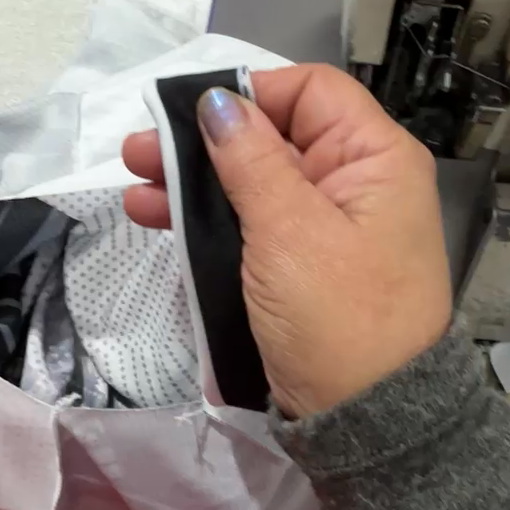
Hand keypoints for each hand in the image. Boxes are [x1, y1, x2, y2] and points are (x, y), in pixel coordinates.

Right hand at [122, 65, 451, 416]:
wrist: (365, 417)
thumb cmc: (335, 313)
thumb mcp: (289, 229)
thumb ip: (249, 158)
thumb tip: (218, 101)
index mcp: (374, 158)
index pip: (312, 92)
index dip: (252, 93)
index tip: (193, 113)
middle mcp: (354, 182)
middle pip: (273, 137)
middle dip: (206, 140)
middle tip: (140, 150)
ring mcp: (324, 226)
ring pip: (253, 183)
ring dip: (195, 181)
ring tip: (135, 183)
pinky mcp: (298, 265)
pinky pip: (251, 225)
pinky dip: (209, 219)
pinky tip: (158, 216)